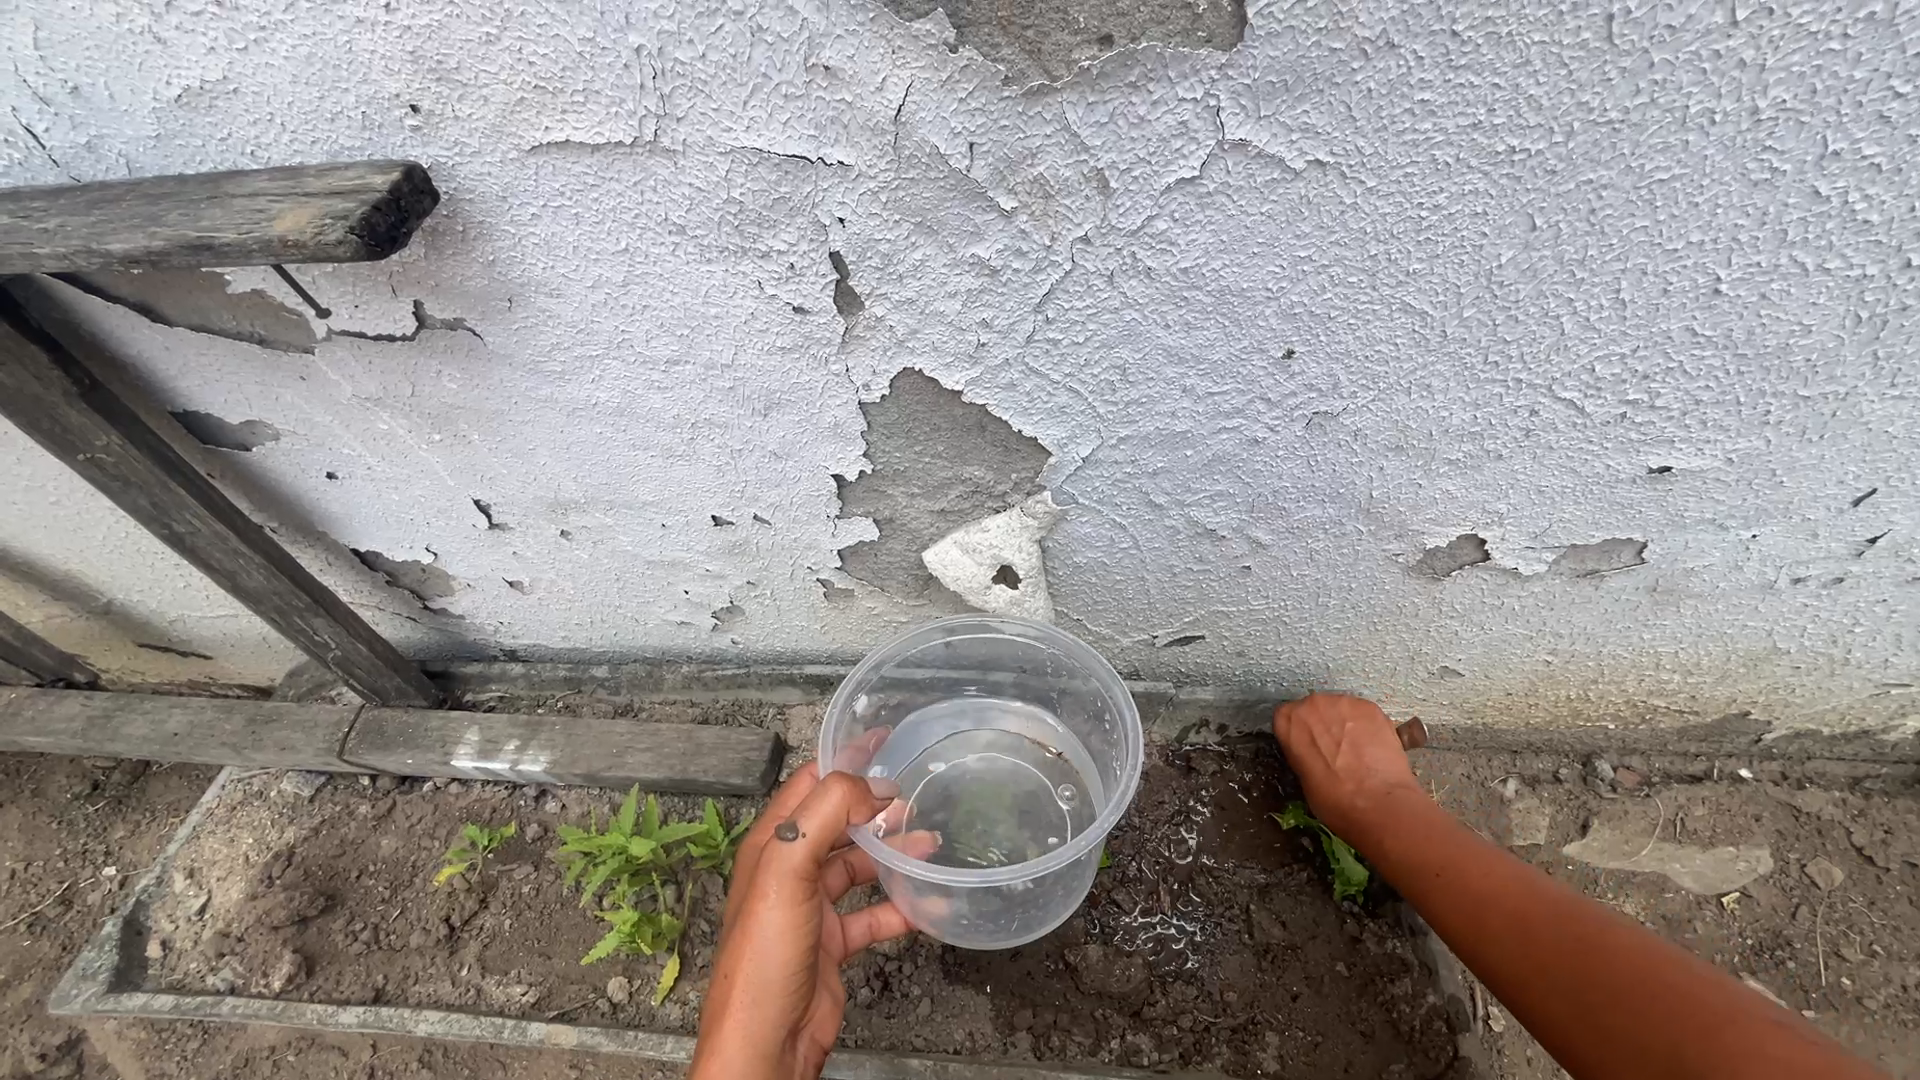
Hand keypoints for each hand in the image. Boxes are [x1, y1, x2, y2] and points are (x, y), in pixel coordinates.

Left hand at [688, 765, 915, 1079]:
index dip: (847, 758)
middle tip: (916, 794)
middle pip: (839, 821)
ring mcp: (811, 906)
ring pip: (859, 865)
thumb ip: (826, 813)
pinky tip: (925, 902)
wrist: (766, 1046)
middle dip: (877, 805)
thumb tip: (871, 786)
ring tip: (930, 843)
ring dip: (894, 853)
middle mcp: (790, 869)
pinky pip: (873, 913)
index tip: (884, 739)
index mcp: (772, 842)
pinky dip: (900, 905)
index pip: (812, 782)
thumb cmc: (763, 959)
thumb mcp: (787, 870)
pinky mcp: (832, 941)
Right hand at [1272, 693, 1426, 849]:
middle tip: (1335, 748)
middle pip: (1315, 708)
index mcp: (1287, 720)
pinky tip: (1373, 748)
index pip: (1287, 716)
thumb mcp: (1302, 776)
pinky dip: (1368, 727)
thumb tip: (1313, 751)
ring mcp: (1343, 703)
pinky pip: (1365, 714)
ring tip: (1358, 750)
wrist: (1376, 804)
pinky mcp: (1371, 708)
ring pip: (1341, 709)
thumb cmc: (1334, 798)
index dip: (1299, 732)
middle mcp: (1312, 704)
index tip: (1309, 744)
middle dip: (1324, 724)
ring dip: (1346, 724)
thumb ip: (1302, 751)